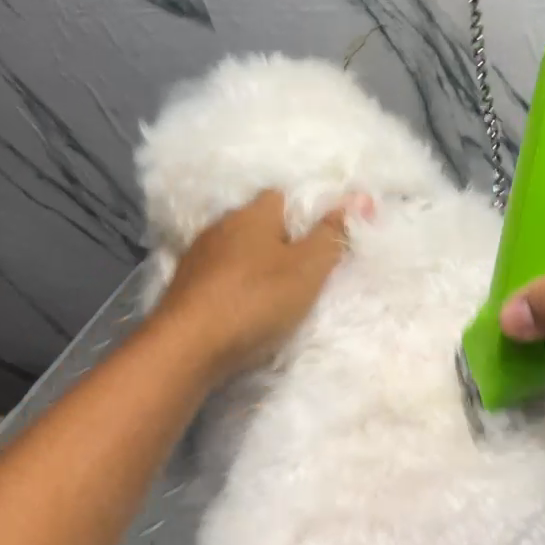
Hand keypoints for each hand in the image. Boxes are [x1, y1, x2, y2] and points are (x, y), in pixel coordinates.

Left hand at [146, 190, 370, 378]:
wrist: (187, 348)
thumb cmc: (256, 300)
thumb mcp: (308, 268)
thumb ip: (333, 234)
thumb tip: (361, 196)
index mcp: (254, 213)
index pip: (284, 195)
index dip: (306, 213)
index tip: (322, 239)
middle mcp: (222, 225)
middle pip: (260, 223)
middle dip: (282, 240)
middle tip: (307, 269)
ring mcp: (199, 256)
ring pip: (238, 249)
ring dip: (257, 264)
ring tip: (278, 292)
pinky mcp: (184, 286)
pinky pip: (220, 275)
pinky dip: (236, 285)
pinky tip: (246, 307)